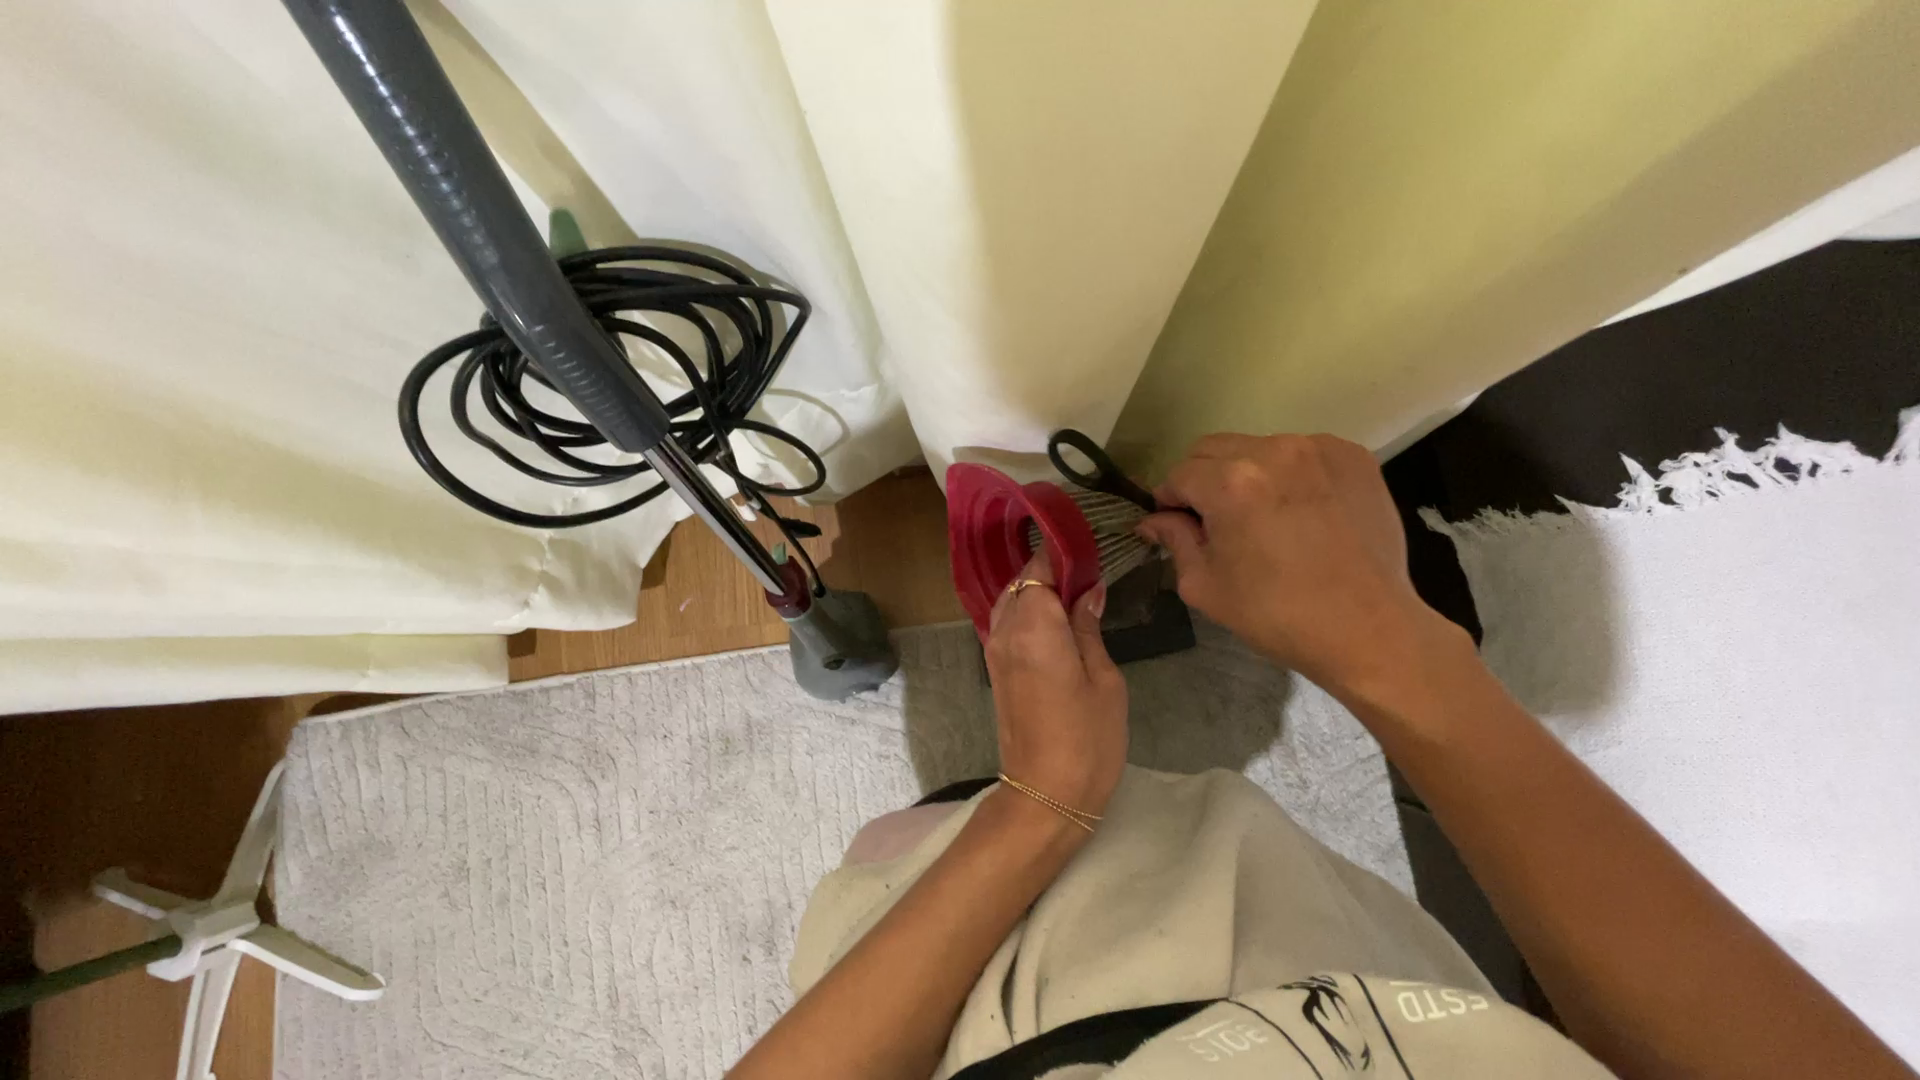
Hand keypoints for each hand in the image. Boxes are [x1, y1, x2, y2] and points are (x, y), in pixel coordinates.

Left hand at [984, 554, 1127, 820]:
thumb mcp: (1105, 679)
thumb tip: (1088, 590)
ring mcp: (995, 651)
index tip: (1088, 545)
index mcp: (1035, 626)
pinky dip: (1027, 611)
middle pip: (1022, 581)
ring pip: (1010, 600)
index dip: (1061, 551)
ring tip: (1075, 592)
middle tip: (1088, 569)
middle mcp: (1006, 630)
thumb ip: (1089, 628)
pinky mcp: (995, 669)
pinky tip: (1056, 619)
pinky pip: (1007, 623)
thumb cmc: (1088, 738)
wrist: (1046, 793)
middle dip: (1050, 569)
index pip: (1040, 567)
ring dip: (1037, 590)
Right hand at [1137, 433, 1458, 697]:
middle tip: (1217, 522)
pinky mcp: (1353, 457)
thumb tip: (1154, 520)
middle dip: (1204, 480)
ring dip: (1248, 474)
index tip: (1178, 526)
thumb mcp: (1206, 586)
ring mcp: (1318, 449)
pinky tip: (1301, 510)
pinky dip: (1290, 474)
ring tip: (1265, 517)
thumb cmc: (1277, 615)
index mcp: (1230, 484)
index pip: (1179, 475)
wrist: (1368, 629)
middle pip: (1213, 450)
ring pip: (1258, 447)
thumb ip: (1175, 541)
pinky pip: (1302, 452)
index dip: (1170, 501)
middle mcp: (1272, 451)